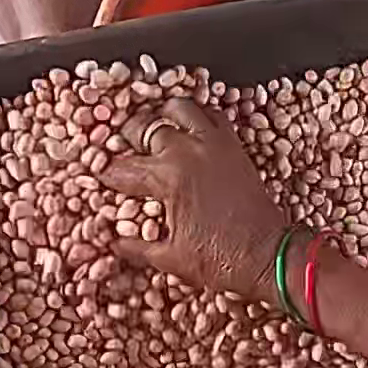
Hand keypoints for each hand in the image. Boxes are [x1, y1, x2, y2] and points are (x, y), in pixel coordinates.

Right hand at [99, 96, 288, 298]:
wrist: (267, 255)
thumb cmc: (220, 259)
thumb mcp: (170, 258)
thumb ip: (136, 247)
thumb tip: (113, 242)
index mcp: (166, 178)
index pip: (122, 169)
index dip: (106, 175)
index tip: (100, 178)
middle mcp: (187, 151)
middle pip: (144, 128)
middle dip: (126, 138)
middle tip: (121, 150)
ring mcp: (213, 143)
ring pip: (177, 108)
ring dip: (161, 116)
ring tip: (153, 130)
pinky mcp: (233, 144)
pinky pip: (211, 114)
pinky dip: (196, 115)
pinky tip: (188, 128)